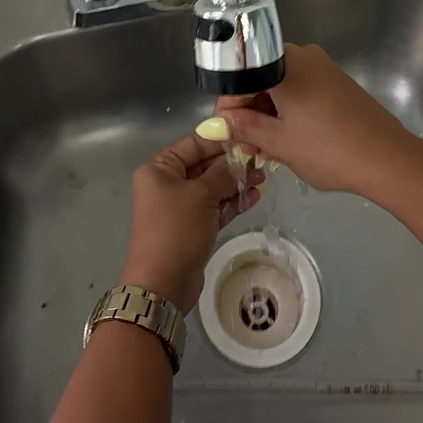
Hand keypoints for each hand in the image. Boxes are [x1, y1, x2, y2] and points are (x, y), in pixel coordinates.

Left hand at [118, 133, 264, 311]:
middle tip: (260, 161)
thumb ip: (223, 174)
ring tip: (262, 178)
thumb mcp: (201, 196)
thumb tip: (241, 159)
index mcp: (160, 169)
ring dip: (236, 183)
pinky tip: (254, 196)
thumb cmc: (176, 230)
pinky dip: (232, 202)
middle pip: (204, 165)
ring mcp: (180, 206)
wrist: (163, 284)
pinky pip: (214, 207)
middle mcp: (168, 183)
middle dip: (232, 163)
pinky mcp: (192, 226)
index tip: (247, 138)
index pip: (193, 144)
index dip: (220, 141)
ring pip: (212, 187)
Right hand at [211, 43, 422, 196]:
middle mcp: (303, 56)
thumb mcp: (279, 142)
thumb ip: (245, 128)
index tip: (225, 131)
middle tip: (245, 145)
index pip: (240, 76)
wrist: (387, 157)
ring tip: (265, 149)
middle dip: (249, 111)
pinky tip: (289, 138)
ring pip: (282, 85)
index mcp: (283, 64)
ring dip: (269, 113)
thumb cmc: (329, 149)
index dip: (228, 105)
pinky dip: (290, 110)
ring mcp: (323, 67)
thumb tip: (217, 124)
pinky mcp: (337, 81)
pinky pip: (302, 89)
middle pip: (261, 78)